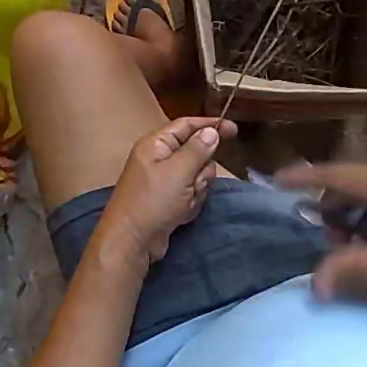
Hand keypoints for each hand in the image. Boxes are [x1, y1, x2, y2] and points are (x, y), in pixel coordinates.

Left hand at [92, 117, 236, 266]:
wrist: (133, 241)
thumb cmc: (153, 201)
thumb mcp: (179, 172)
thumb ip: (198, 149)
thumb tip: (211, 131)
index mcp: (156, 144)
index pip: (187, 125)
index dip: (210, 125)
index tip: (234, 129)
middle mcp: (159, 158)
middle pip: (196, 153)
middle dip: (201, 170)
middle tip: (193, 183)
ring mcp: (164, 180)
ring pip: (197, 175)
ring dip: (196, 189)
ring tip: (183, 202)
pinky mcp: (169, 199)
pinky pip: (191, 193)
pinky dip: (190, 202)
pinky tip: (181, 213)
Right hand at [276, 155, 366, 301]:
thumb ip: (350, 271)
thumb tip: (314, 286)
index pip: (331, 175)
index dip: (300, 179)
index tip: (273, 181)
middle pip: (345, 185)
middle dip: (332, 214)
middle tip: (334, 246)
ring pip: (363, 192)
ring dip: (352, 218)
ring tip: (358, 249)